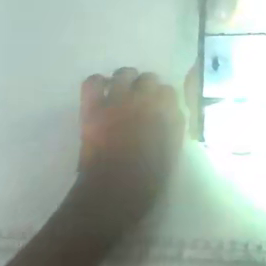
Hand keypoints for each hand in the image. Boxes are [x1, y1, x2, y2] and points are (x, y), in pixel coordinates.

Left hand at [71, 68, 182, 229]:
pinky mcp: (92, 108)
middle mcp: (143, 101)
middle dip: (147, 88)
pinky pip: (93, 82)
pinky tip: (101, 92)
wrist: (112, 191)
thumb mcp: (170, 153)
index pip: (169, 92)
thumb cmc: (146, 180)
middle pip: (149, 79)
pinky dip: (97, 83)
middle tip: (141, 102)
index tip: (160, 109)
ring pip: (123, 74)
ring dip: (126, 81)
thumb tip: (170, 114)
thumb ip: (172, 129)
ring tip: (122, 94)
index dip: (163, 101)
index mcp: (166, 114)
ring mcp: (115, 101)